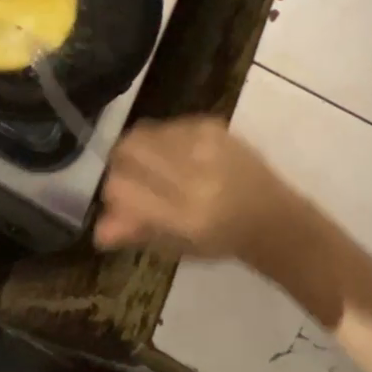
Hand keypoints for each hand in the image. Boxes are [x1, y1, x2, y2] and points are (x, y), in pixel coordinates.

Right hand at [94, 116, 312, 259]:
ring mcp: (204, 146)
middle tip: (131, 177)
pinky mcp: (212, 126)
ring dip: (141, 149)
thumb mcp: (177, 247)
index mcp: (185, 216)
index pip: (122, 188)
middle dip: (121, 163)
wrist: (274, 218)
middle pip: (128, 150)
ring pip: (143, 133)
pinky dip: (162, 138)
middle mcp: (194, 177)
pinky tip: (176, 155)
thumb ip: (136, 232)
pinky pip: (166, 124)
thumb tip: (97, 229)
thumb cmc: (222, 241)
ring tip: (155, 167)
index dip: (113, 191)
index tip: (119, 200)